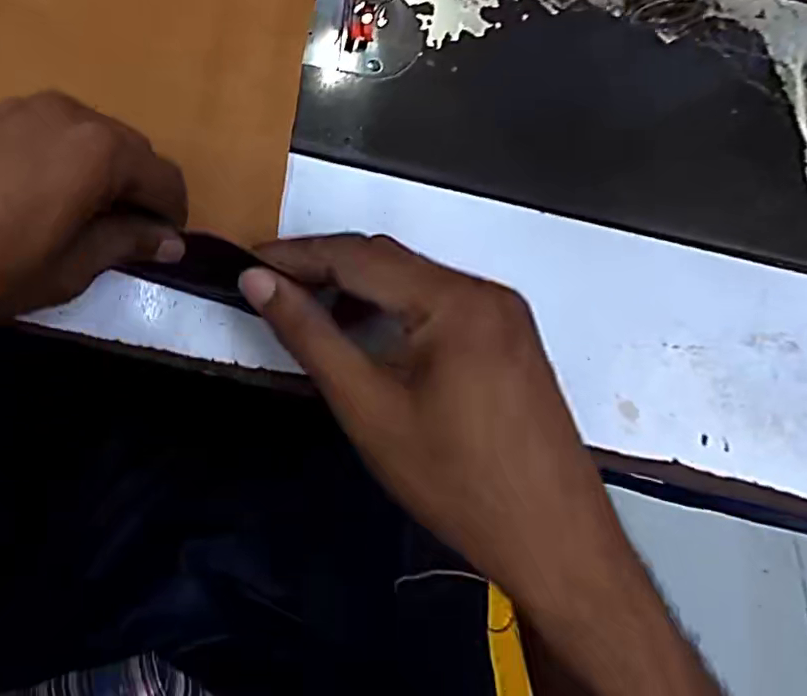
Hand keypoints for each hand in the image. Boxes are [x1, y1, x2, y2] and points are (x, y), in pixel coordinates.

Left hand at [0, 92, 187, 352]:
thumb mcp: (62, 270)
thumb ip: (123, 245)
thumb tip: (168, 240)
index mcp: (97, 149)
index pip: (163, 176)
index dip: (172, 216)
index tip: (164, 249)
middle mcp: (70, 113)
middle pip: (129, 150)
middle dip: (137, 193)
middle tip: (123, 241)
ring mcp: (27, 107)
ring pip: (91, 140)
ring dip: (101, 176)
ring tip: (79, 222)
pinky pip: (53, 134)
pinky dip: (66, 163)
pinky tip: (40, 200)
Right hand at [240, 234, 602, 595]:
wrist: (557, 551)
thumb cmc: (458, 483)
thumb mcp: (366, 406)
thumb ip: (307, 333)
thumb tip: (258, 282)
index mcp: (455, 301)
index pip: (356, 255)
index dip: (294, 255)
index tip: (249, 261)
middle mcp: (483, 292)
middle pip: (384, 258)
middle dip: (320, 265)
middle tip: (267, 282)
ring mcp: (501, 313)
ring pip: (407, 276)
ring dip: (352, 283)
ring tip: (303, 304)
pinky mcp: (505, 336)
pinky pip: (431, 299)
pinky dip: (386, 304)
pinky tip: (359, 329)